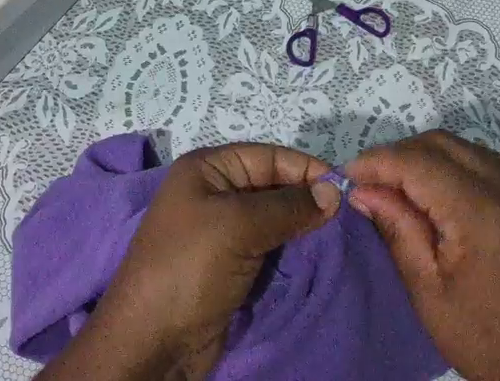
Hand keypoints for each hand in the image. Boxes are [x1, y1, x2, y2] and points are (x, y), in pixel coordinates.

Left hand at [38, 143, 341, 379]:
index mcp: (208, 169)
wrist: (151, 342)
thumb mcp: (239, 226)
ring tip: (339, 235)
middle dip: (307, 197)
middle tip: (347, 215)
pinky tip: (316, 255)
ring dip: (302, 226)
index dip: (305, 168)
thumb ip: (289, 206)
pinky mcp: (229, 265)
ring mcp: (221, 231)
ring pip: (273, 218)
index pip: (268, 156)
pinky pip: (268, 247)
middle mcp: (214, 193)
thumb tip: (334, 189)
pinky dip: (291, 250)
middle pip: (272, 185)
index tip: (345, 188)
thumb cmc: (189, 267)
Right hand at [347, 130, 499, 380]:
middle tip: (369, 183)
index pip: (418, 162)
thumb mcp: (430, 292)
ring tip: (397, 189)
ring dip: (425, 159)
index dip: (378, 162)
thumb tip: (363, 189)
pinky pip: (485, 161)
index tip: (347, 175)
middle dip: (399, 156)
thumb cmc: (489, 341)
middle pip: (441, 143)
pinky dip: (452, 167)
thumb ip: (398, 229)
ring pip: (463, 147)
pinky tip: (435, 194)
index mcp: (484, 212)